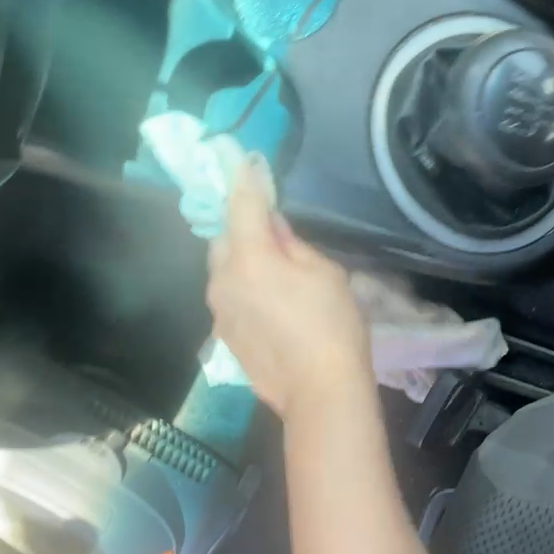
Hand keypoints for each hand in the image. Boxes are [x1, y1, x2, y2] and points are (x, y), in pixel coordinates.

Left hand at [206, 155, 370, 416]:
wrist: (321, 391)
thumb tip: (276, 231)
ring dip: (243, 268)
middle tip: (272, 240)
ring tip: (275, 282)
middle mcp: (223, 279)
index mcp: (250, 257)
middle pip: (223, 240)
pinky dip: (246, 297)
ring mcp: (220, 312)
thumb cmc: (334, 328)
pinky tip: (273, 313)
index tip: (248, 162)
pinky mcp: (225, 338)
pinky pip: (231, 303)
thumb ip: (296, 247)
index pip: (242, 205)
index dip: (247, 181)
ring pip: (224, 274)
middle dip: (242, 233)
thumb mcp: (328, 276)